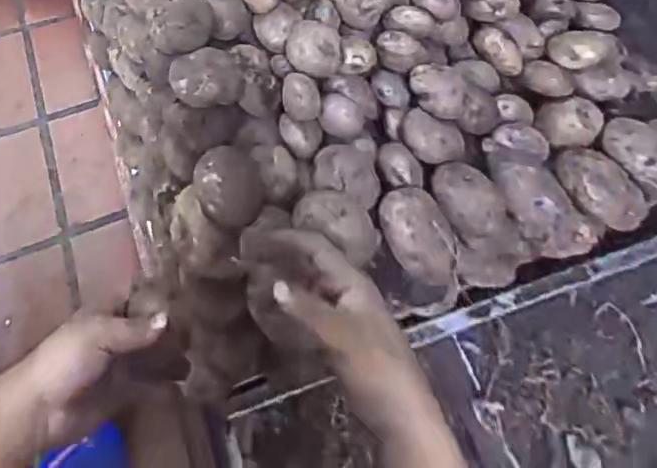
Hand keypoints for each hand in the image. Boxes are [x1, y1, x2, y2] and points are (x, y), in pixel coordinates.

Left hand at [0, 309, 182, 452]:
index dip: (161, 297)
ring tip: (198, 359)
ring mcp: (121, 363)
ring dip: (172, 357)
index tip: (190, 298)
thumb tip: (169, 317)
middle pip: (150, 327)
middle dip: (172, 329)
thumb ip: (134, 328)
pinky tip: (186, 384)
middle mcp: (118, 333)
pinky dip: (165, 384)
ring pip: (153, 355)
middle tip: (201, 333)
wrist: (43, 407)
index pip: (140, 297)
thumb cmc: (67, 357)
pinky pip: (149, 385)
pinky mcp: (123, 392)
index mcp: (108, 311)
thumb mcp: (99, 334)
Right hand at [242, 230, 433, 436]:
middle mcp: (348, 291)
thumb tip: (273, 281)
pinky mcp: (340, 337)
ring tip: (255, 277)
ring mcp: (345, 314)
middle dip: (284, 255)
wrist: (405, 420)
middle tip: (251, 253)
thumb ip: (306, 308)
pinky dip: (292, 305)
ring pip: (310, 286)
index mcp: (353, 281)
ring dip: (286, 279)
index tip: (257, 236)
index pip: (316, 246)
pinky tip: (273, 310)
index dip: (287, 238)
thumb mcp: (340, 336)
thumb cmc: (377, 369)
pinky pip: (311, 310)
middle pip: (312, 263)